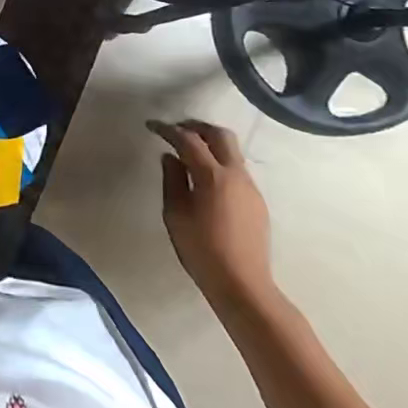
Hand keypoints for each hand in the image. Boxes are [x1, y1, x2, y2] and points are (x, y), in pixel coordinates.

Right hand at [149, 119, 274, 314]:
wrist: (241, 281)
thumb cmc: (199, 247)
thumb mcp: (174, 212)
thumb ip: (173, 179)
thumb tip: (170, 157)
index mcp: (213, 177)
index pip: (189, 141)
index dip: (168, 130)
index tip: (151, 126)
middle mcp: (237, 176)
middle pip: (221, 136)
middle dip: (197, 127)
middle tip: (174, 129)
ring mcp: (250, 189)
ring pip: (232, 152)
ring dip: (209, 143)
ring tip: (185, 150)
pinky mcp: (255, 201)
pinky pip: (236, 170)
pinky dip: (217, 161)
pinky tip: (202, 175)